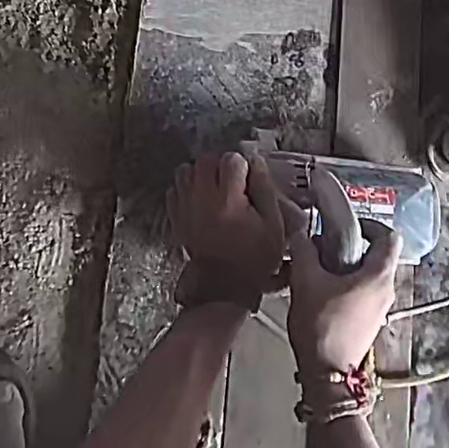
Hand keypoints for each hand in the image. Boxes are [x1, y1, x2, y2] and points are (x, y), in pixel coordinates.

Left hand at [168, 152, 286, 306]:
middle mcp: (202, 198)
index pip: (231, 159)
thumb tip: (257, 164)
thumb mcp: (273, 226)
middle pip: (205, 160)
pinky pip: (175, 189)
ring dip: (201, 174)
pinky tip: (201, 200)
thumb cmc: (253, 259)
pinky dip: (186, 189)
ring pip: (186, 170)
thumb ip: (265, 190)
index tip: (250, 182)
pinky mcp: (175, 217)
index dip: (244, 167)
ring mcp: (185, 207)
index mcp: (228, 199)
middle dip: (220, 165)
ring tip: (215, 189)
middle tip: (233, 182)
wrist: (223, 287)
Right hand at [283, 203, 400, 374]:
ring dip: (348, 266)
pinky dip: (348, 284)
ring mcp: (381, 308)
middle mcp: (387, 290)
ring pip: (370, 274)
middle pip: (378, 255)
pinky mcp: (371, 321)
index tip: (345, 225)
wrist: (327, 374)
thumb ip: (304, 250)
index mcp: (379, 276)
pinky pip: (365, 292)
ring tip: (319, 267)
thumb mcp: (306, 281)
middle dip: (352, 245)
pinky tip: (322, 290)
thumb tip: (300, 231)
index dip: (369, 224)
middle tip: (324, 245)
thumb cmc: (321, 324)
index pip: (389, 236)